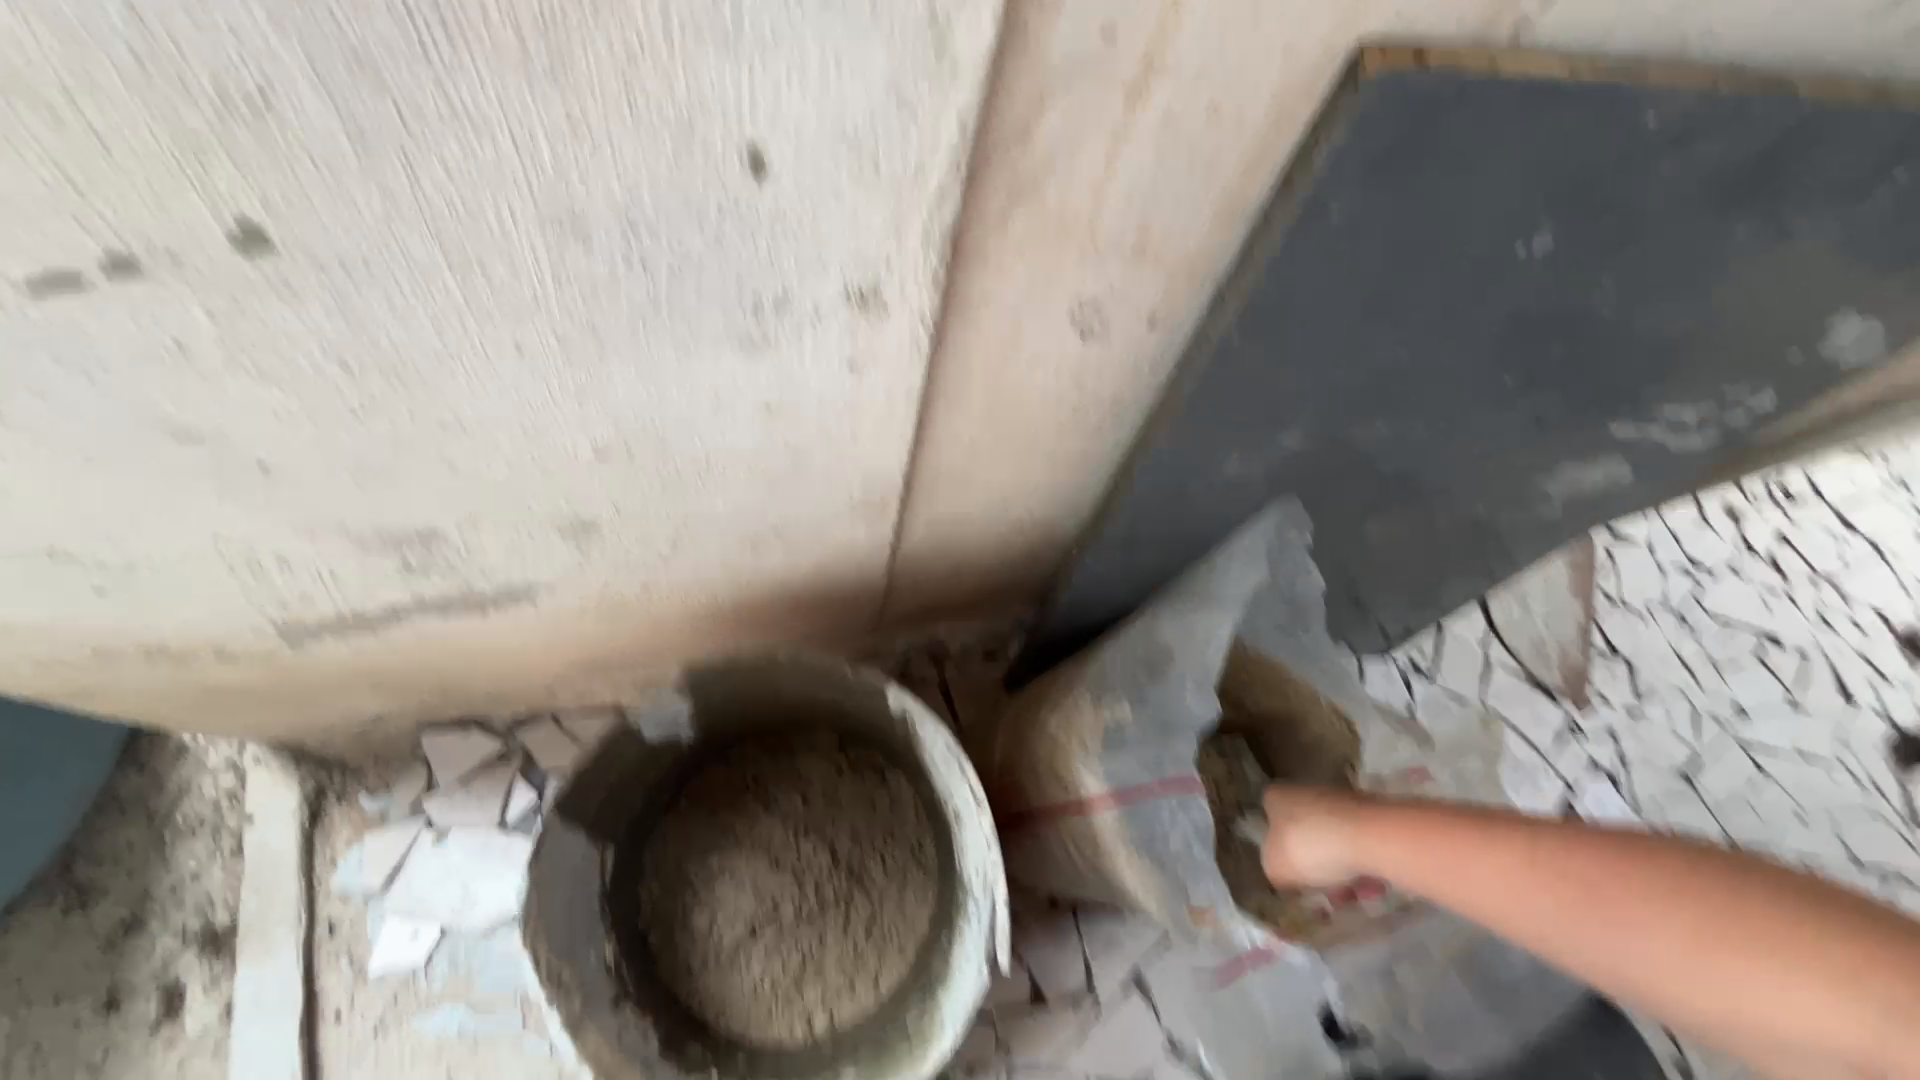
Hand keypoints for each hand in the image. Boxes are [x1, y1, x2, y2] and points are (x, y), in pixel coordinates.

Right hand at [1260, 785, 1369, 887]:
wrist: (1371, 837)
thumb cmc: (1311, 848)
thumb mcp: (1275, 868)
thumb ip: (1275, 869)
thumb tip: (1285, 871)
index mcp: (1277, 796)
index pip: (1270, 819)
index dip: (1278, 849)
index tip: (1292, 875)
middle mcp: (1306, 790)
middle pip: (1307, 836)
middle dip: (1318, 868)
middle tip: (1328, 895)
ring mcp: (1342, 800)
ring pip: (1337, 842)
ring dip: (1345, 873)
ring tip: (1358, 897)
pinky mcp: (1374, 812)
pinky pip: (1363, 845)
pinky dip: (1367, 866)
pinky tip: (1375, 888)